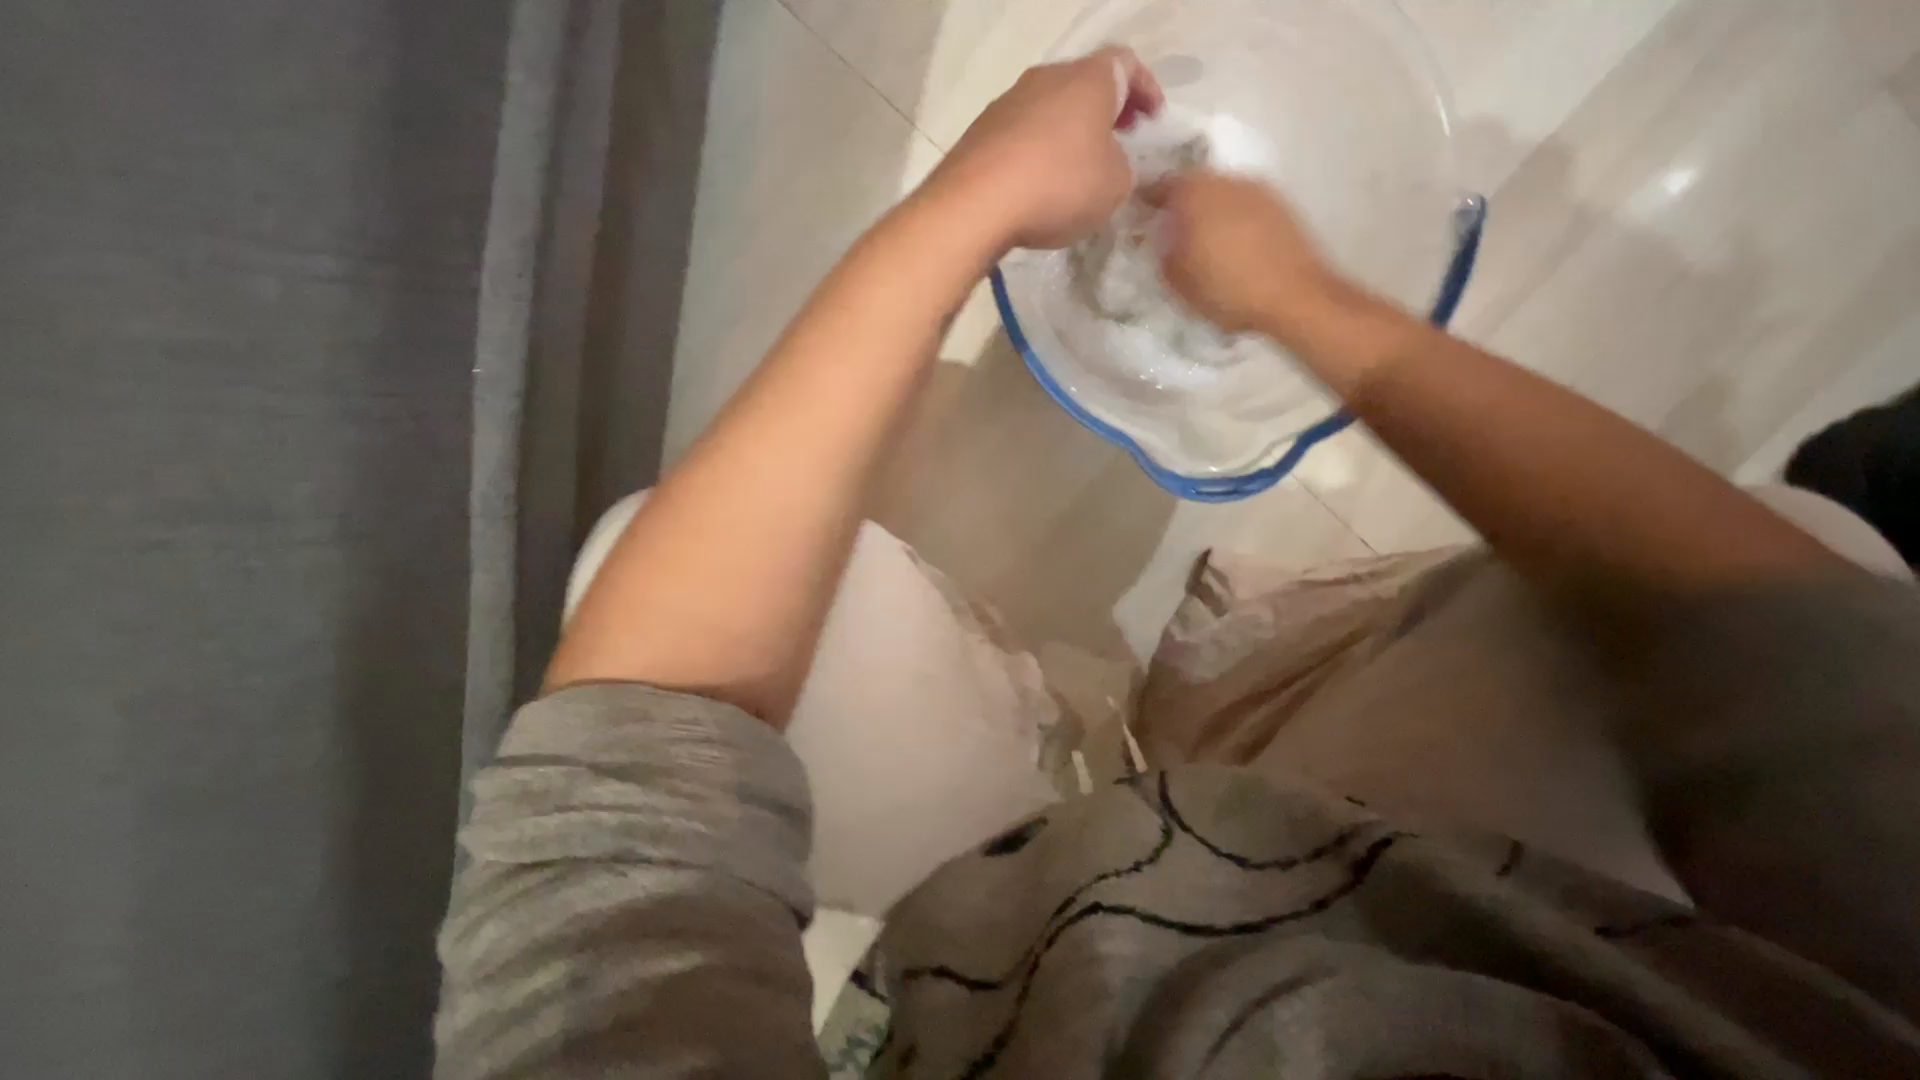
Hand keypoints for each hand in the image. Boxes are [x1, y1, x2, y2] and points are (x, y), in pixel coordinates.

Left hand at [926, 46, 1163, 251]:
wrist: (975, 205)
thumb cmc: (1059, 185)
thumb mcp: (1115, 186)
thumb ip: (1123, 168)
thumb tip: (1109, 164)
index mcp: (1088, 79)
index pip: (1125, 64)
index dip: (1145, 89)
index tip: (1153, 119)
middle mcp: (1046, 78)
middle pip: (1084, 84)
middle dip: (1106, 110)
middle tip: (1120, 139)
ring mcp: (1008, 102)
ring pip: (1051, 108)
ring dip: (1069, 132)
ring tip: (1079, 167)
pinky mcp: (981, 132)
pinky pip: (1022, 134)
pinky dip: (1038, 151)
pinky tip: (1041, 183)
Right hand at [1144, 170, 1339, 336]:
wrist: (1295, 296)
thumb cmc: (1228, 290)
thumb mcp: (1178, 281)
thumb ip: (1162, 252)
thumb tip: (1160, 237)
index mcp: (1195, 194)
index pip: (1160, 184)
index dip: (1146, 198)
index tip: (1138, 212)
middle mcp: (1226, 181)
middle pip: (1194, 182)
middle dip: (1180, 200)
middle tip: (1170, 223)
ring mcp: (1257, 189)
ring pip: (1221, 190)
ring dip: (1208, 207)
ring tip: (1202, 234)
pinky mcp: (1280, 205)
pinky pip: (1244, 203)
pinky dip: (1232, 215)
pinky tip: (1231, 240)